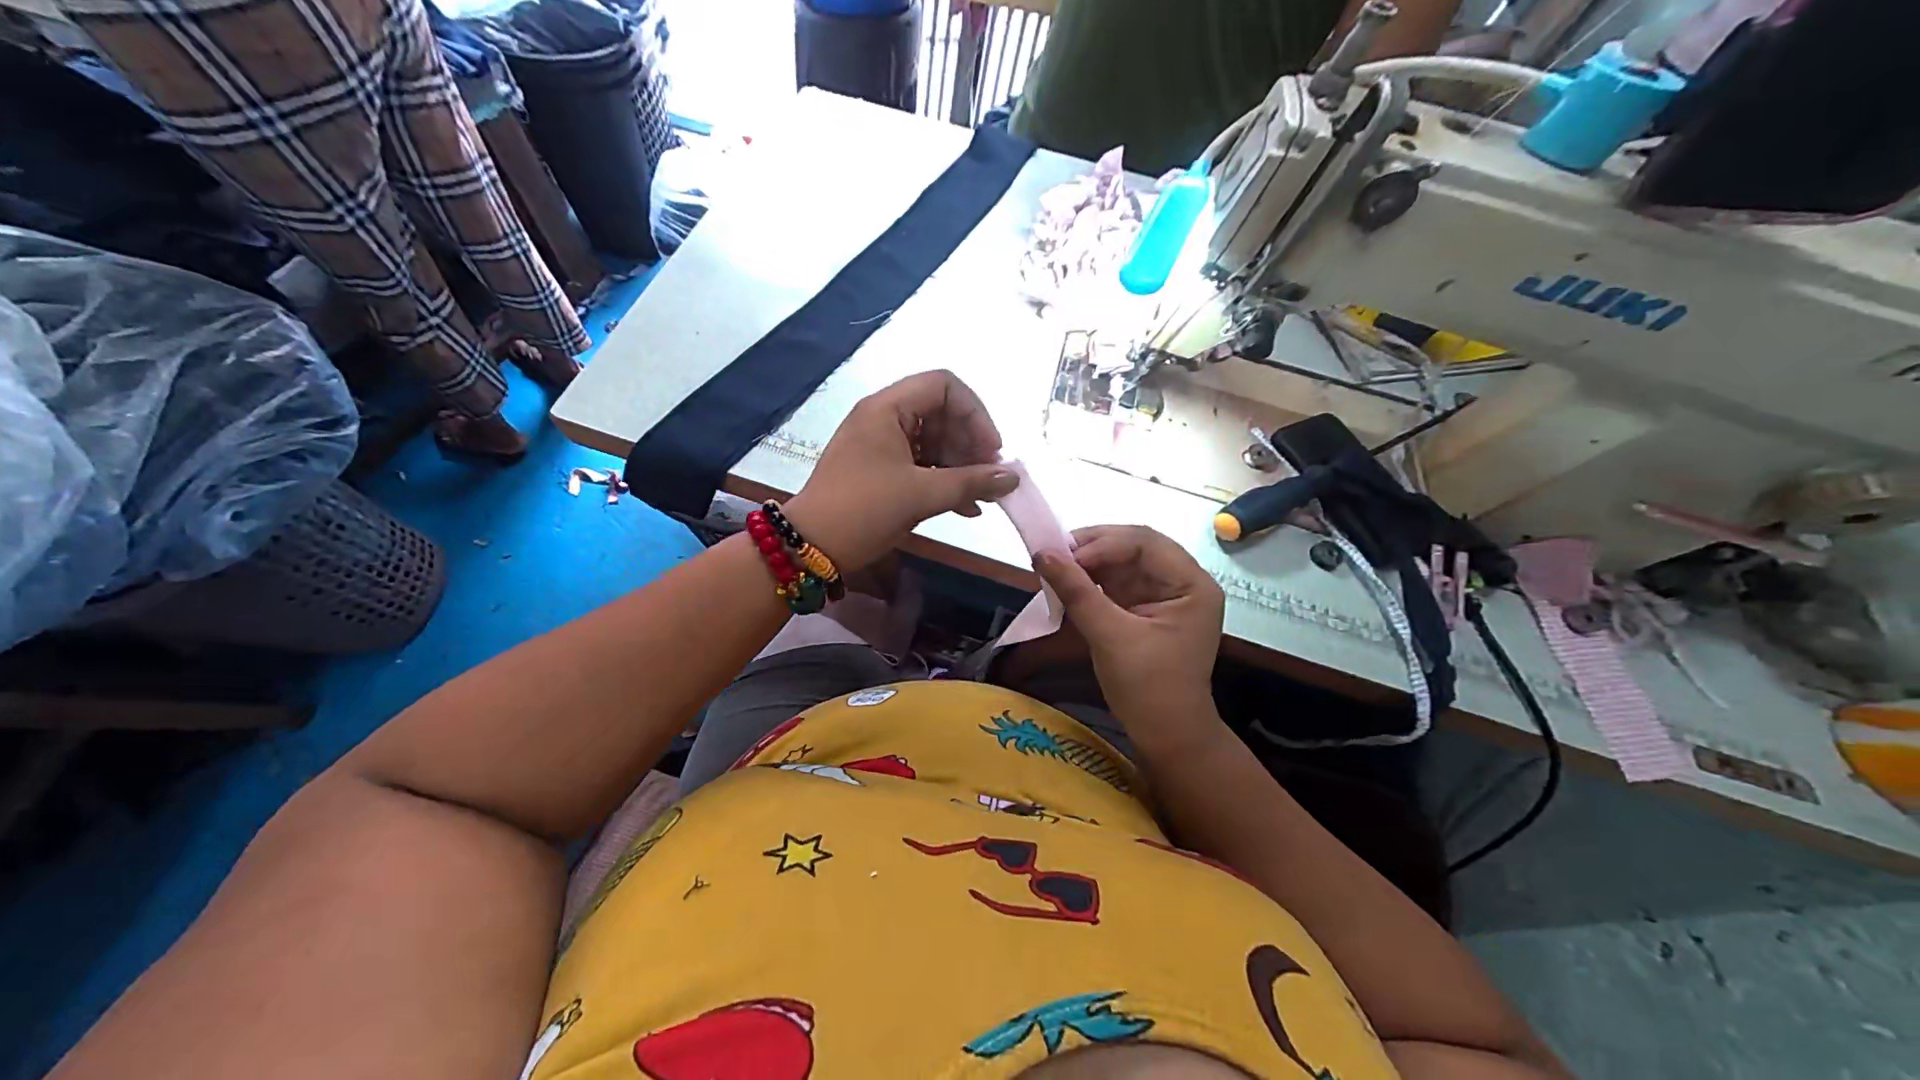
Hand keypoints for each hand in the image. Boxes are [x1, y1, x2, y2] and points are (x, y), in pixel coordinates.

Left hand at [783, 371, 1017, 571]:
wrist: (811, 546)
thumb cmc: (864, 510)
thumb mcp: (921, 495)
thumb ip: (971, 483)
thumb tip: (1012, 478)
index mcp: (887, 408)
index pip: (944, 386)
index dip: (975, 414)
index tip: (991, 449)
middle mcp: (883, 418)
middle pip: (941, 413)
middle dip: (969, 445)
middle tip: (988, 478)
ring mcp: (879, 444)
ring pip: (932, 441)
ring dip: (959, 466)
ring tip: (980, 497)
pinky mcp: (878, 470)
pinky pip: (919, 464)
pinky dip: (942, 480)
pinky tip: (965, 508)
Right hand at [1033, 525, 1225, 739]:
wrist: (1167, 736)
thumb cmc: (1148, 687)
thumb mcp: (1111, 636)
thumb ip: (1077, 592)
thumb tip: (1042, 553)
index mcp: (1192, 585)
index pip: (1146, 543)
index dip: (1103, 543)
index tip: (1064, 556)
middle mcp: (1183, 582)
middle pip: (1136, 547)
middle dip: (1095, 547)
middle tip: (1055, 553)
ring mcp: (1165, 596)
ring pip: (1124, 562)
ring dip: (1090, 562)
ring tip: (1056, 566)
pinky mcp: (1146, 610)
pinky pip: (1118, 582)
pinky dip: (1092, 581)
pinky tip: (1068, 582)